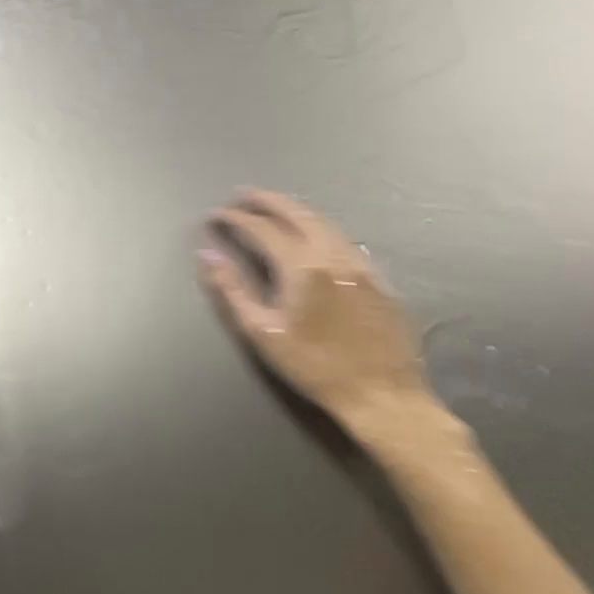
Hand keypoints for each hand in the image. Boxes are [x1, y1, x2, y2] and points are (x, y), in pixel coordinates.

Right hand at [199, 189, 432, 432]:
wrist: (385, 398)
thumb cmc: (315, 366)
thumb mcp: (261, 331)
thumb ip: (232, 289)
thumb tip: (208, 254)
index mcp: (303, 268)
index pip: (262, 229)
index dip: (236, 219)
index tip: (216, 216)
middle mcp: (334, 258)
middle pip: (298, 214)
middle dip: (268, 201)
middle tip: (243, 195)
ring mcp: (362, 268)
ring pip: (326, 224)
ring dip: (296, 210)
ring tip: (274, 208)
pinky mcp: (380, 282)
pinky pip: (346, 242)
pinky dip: (321, 229)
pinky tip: (314, 237)